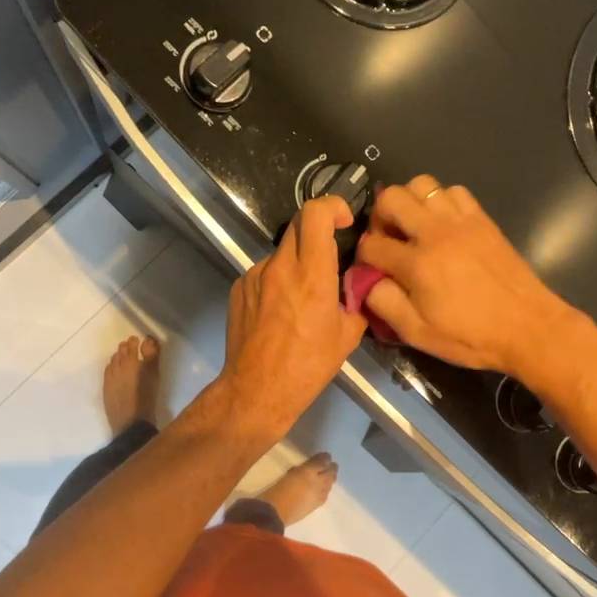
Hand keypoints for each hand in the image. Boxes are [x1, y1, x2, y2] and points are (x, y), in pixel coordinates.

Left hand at [217, 196, 369, 437]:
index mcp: (311, 275)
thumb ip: (355, 301)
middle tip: (330, 254)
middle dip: (319, 231)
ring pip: (282, 253)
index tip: (344, 220)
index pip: (316, 214)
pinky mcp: (239, 288)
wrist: (257, 390)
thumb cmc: (308, 366)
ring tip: (303, 301)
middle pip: (299, 225)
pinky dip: (277, 283)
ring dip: (297, 264)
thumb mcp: (347, 336)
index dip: (333, 206)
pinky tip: (281, 313)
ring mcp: (255, 276)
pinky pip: (264, 274)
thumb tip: (357, 285)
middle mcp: (280, 267)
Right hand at [357, 175, 580, 379]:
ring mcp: (461, 221)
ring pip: (422, 184)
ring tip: (413, 227)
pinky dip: (440, 201)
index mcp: (418, 265)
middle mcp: (436, 233)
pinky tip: (442, 225)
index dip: (363, 257)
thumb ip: (385, 305)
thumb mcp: (420, 334)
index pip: (372, 245)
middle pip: (391, 198)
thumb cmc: (471, 337)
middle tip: (388, 240)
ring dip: (410, 202)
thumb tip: (366, 282)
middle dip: (379, 217)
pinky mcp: (482, 219)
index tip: (369, 269)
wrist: (528, 327)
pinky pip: (453, 191)